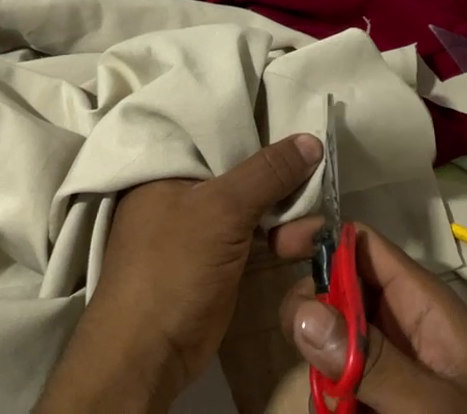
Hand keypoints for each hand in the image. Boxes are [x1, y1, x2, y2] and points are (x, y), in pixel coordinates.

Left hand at [35, 134, 323, 413]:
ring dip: (286, 207)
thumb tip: (312, 139)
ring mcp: (198, 223)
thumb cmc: (173, 266)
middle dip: (280, 170)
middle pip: (238, 163)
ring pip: (251, 199)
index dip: (255, 119)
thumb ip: (267, 172)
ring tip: (314, 220)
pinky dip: (278, 230)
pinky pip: (253, 229)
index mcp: (164, 164)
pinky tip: (304, 236)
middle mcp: (179, 186)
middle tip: (318, 171)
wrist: (148, 354)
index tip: (298, 113)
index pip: (214, 126)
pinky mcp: (216, 255)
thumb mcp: (221, 210)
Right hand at [272, 221, 466, 413]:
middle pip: (339, 295)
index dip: (319, 238)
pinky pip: (345, 385)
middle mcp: (404, 323)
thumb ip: (372, 360)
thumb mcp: (436, 403)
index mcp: (423, 301)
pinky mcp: (388, 396)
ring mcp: (395, 362)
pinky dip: (334, 403)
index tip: (275, 251)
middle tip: (309, 364)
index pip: (362, 244)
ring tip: (333, 410)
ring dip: (322, 376)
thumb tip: (301, 308)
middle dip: (313, 322)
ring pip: (335, 345)